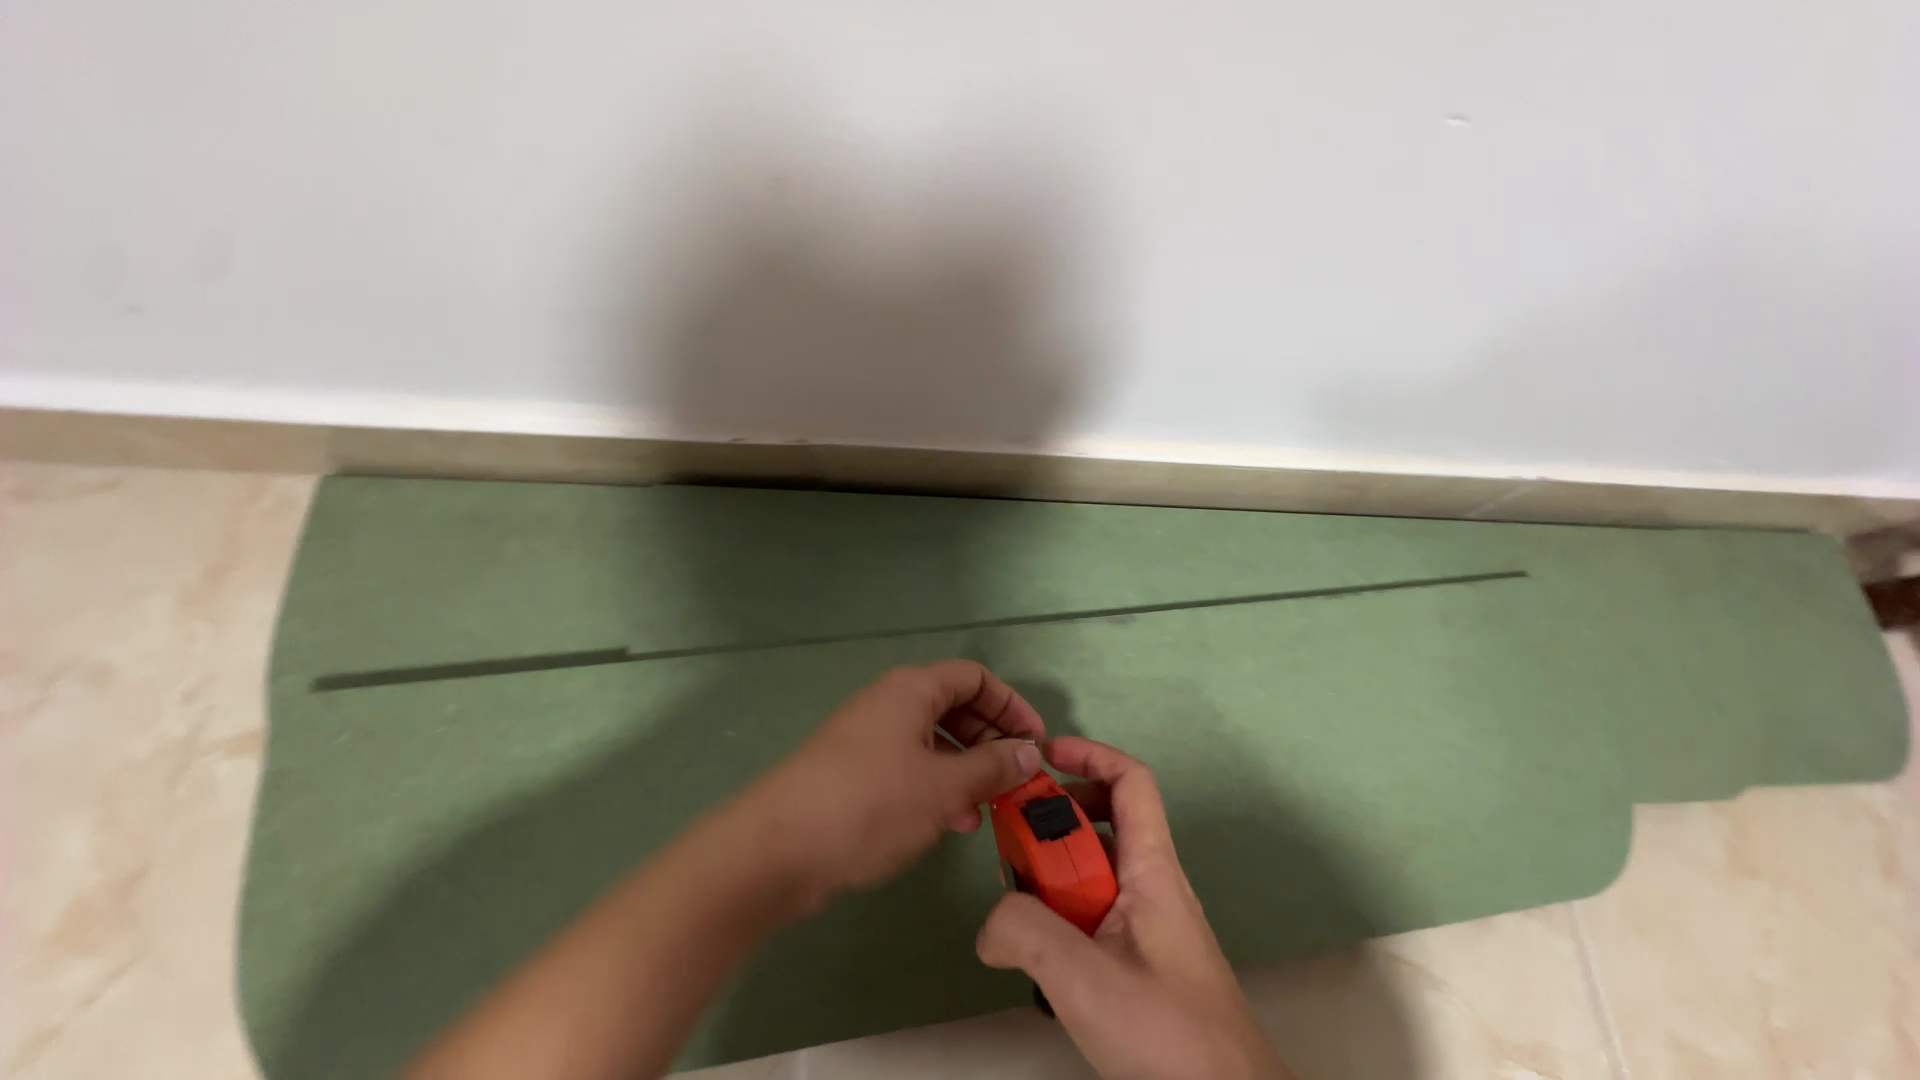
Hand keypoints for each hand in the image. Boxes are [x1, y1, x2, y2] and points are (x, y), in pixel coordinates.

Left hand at [745, 660, 1046, 905]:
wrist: (776, 850)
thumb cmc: (869, 805)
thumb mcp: (942, 787)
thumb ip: (991, 767)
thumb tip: (1028, 750)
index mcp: (910, 691)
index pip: (974, 677)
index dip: (1010, 705)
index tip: (1036, 744)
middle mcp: (889, 706)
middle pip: (954, 707)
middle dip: (991, 740)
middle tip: (1018, 778)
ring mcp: (867, 741)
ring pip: (932, 742)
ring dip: (967, 770)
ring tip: (989, 809)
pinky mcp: (854, 776)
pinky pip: (909, 769)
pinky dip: (937, 788)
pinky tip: (951, 824)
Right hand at [975, 737, 1293, 1079]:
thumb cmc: (1167, 1032)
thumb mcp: (1082, 976)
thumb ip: (1025, 932)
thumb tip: (991, 926)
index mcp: (1153, 868)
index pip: (1130, 781)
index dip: (1088, 755)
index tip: (1041, 757)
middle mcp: (1155, 884)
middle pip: (1103, 822)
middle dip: (1053, 823)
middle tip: (1010, 847)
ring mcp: (1150, 924)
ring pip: (1095, 872)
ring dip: (1053, 877)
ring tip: (1018, 911)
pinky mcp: (1144, 959)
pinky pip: (1096, 913)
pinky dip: (1063, 917)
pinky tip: (1042, 960)